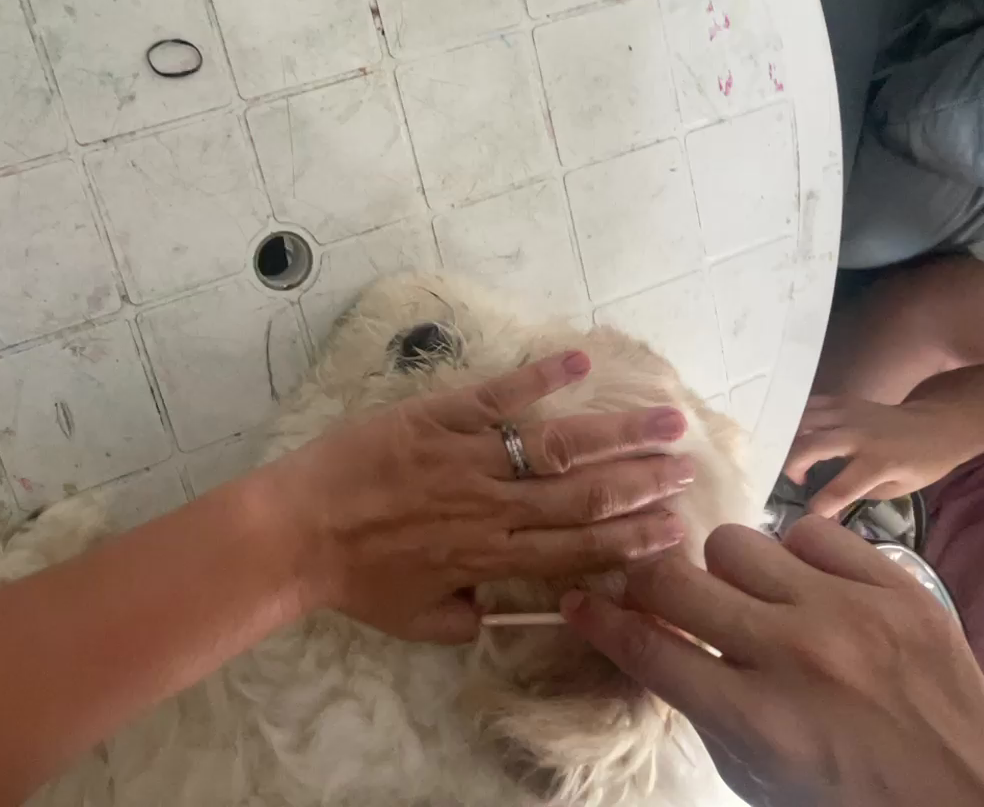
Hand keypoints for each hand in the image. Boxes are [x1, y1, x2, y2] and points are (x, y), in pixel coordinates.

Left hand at [258, 350, 694, 642]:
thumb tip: (508, 610)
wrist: (296, 530)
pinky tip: (578, 362)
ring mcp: (465, 457)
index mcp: (490, 557)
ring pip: (555, 447)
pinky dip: (537, 378)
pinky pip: (495, 397)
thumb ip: (470, 617)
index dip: (631, 540)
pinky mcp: (435, 418)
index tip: (676, 528)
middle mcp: (491, 507)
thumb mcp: (416, 620)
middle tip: (687, 468)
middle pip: (582, 496)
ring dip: (615, 437)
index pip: (578, 549)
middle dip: (641, 484)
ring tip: (665, 422)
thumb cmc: (353, 577)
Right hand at [563, 520, 983, 806]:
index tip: (577, 601)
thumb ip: (697, 699)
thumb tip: (648, 631)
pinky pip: (806, 530)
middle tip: (662, 595)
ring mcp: (852, 613)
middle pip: (674, 581)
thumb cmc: (853, 798)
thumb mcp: (757, 773)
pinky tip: (812, 590)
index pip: (648, 648)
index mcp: (763, 720)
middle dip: (651, 585)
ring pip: (733, 542)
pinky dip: (796, 557)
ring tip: (757, 600)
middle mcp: (799, 656)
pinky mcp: (896, 586)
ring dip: (729, 573)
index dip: (598, 619)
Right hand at [785, 394, 983, 516]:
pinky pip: (807, 407)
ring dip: (789, 441)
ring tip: (792, 456)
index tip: (810, 517)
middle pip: (809, 447)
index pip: (841, 488)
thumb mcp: (902, 488)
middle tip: (795, 478)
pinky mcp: (840, 401)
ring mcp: (847, 414)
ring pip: (801, 423)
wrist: (937, 424)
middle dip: (791, 465)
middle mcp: (858, 436)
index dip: (821, 505)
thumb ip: (864, 494)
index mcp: (879, 463)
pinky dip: (795, 421)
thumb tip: (832, 506)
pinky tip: (795, 434)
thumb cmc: (924, 462)